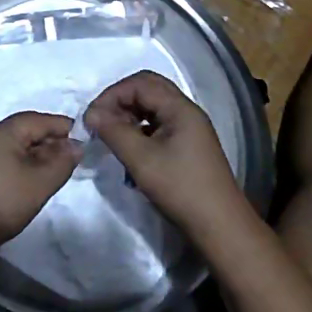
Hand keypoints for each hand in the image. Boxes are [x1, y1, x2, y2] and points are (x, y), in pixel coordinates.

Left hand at [0, 112, 80, 258]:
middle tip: (78, 155)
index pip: (38, 119)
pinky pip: (12, 160)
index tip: (87, 136)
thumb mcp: (40, 181)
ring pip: (20, 146)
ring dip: (42, 154)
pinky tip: (41, 178)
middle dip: (53, 139)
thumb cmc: (3, 200)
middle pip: (28, 130)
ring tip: (63, 168)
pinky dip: (30, 164)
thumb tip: (77, 144)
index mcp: (3, 132)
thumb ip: (62, 160)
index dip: (62, 126)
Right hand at [83, 71, 244, 231]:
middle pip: (147, 89)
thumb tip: (91, 114)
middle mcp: (186, 113)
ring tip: (111, 134)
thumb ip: (112, 130)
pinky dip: (138, 128)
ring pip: (152, 107)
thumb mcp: (140, 159)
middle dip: (120, 100)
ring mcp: (189, 130)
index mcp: (180, 109)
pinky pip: (157, 125)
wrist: (220, 228)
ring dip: (128, 114)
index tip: (93, 118)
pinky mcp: (187, 147)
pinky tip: (128, 148)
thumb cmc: (180, 188)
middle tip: (101, 120)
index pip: (139, 83)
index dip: (112, 95)